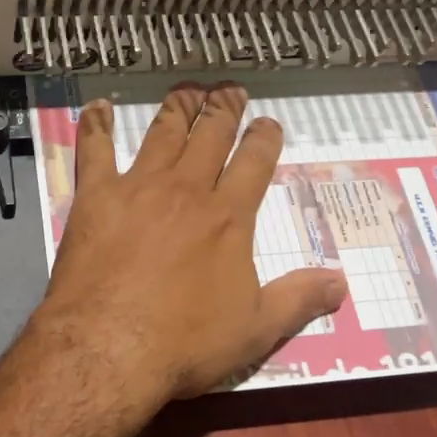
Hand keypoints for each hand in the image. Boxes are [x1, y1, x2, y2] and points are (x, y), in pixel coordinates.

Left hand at [26, 81, 346, 401]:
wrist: (110, 345)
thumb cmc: (185, 343)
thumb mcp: (255, 329)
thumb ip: (297, 300)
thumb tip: (342, 281)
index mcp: (228, 218)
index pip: (253, 163)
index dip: (263, 139)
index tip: (267, 123)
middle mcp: (187, 191)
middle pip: (210, 137)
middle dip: (223, 110)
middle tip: (229, 91)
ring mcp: (138, 189)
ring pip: (162, 135)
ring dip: (177, 109)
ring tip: (187, 90)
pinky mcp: (95, 197)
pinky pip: (95, 150)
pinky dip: (96, 125)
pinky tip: (98, 106)